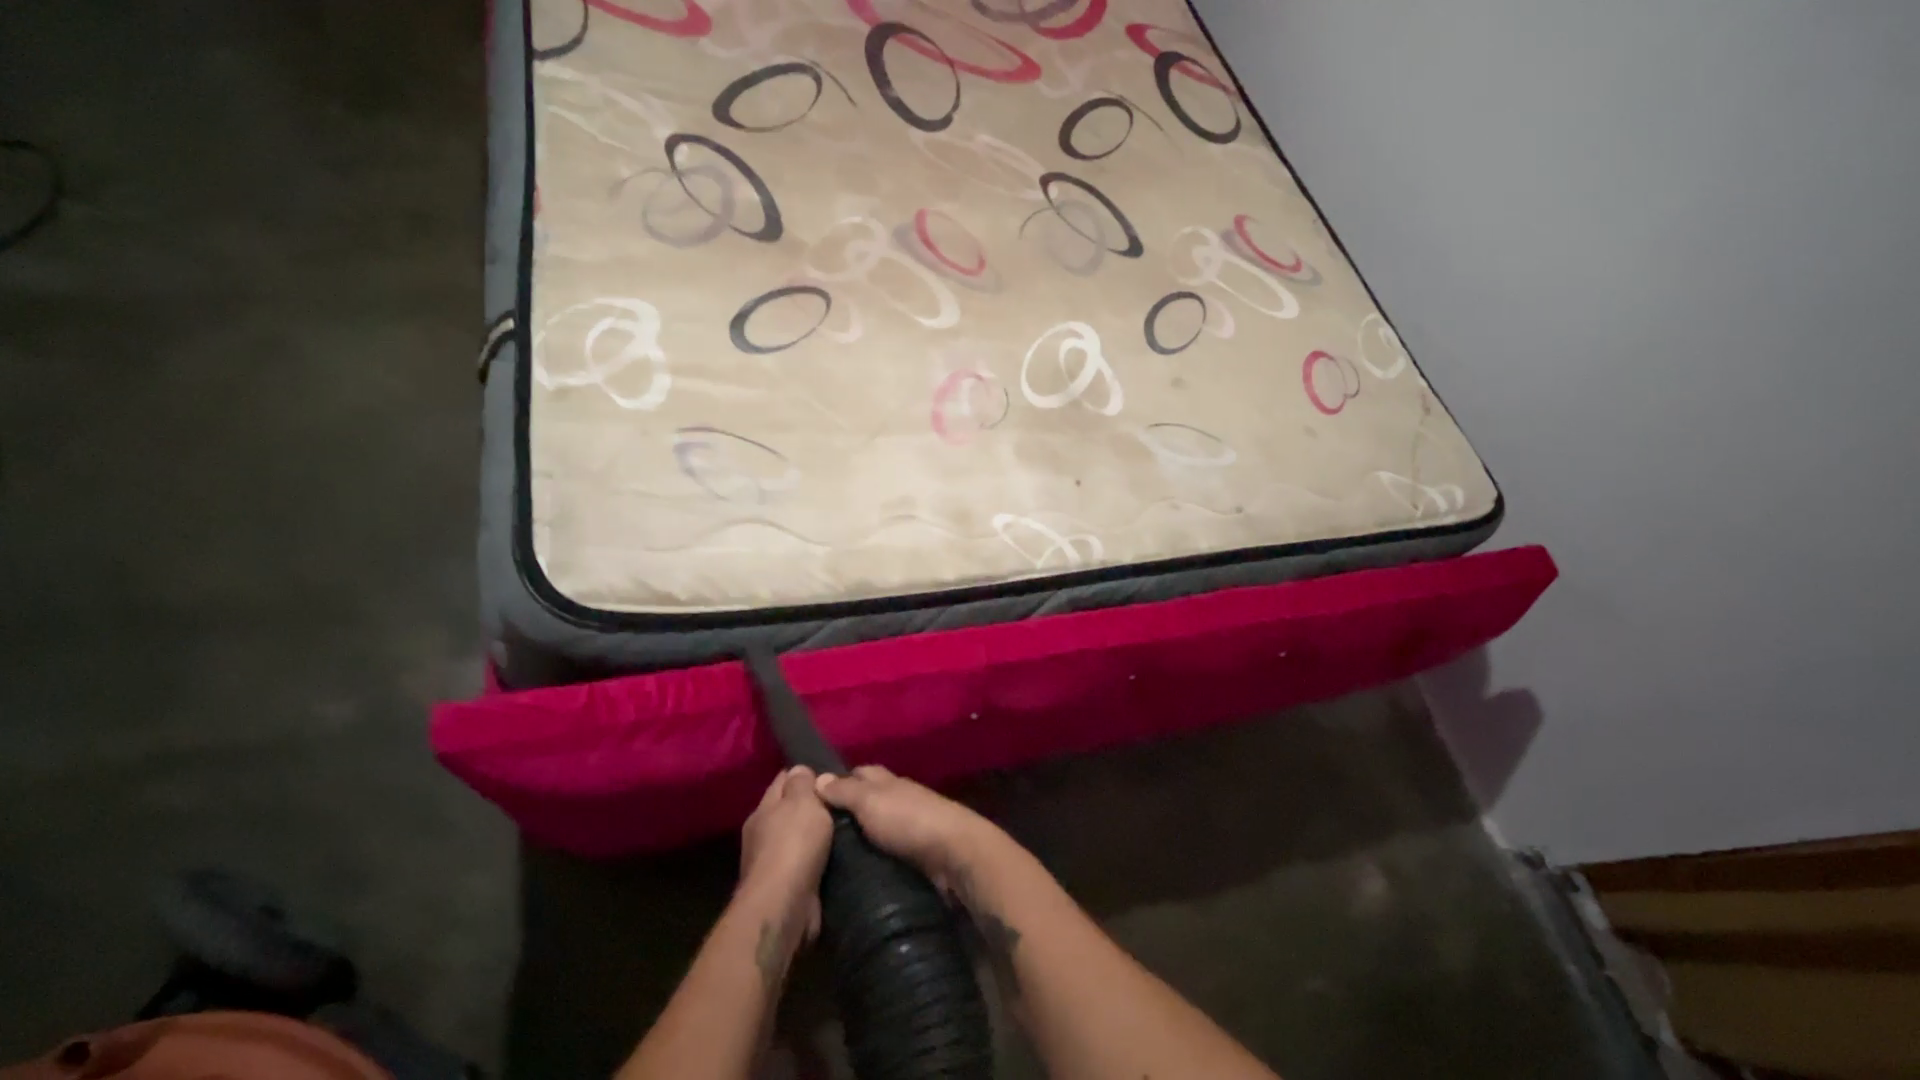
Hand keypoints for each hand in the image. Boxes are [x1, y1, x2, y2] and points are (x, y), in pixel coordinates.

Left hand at [738, 766, 833, 942]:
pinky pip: (805, 863)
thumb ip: (802, 784)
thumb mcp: (802, 803)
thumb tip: (799, 769)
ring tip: (848, 828)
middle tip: (844, 800)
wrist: (783, 905)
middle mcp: (762, 834)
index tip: (829, 771)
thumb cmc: (794, 845)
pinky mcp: (785, 887)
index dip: (804, 772)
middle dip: (812, 805)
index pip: (783, 780)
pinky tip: (838, 856)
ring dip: (817, 835)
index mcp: (763, 809)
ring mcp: (771, 862)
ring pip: (798, 838)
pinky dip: (819, 859)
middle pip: (789, 810)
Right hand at [815, 765, 1001, 885]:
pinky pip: (889, 850)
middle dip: (846, 811)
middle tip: (815, 834)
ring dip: (860, 837)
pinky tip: (856, 870)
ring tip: (828, 858)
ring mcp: (910, 827)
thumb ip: (845, 791)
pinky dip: (874, 855)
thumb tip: (817, 778)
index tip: (811, 799)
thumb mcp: (870, 801)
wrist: (954, 853)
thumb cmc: (909, 820)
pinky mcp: (917, 854)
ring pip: (878, 827)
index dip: (837, 781)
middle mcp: (899, 800)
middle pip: (869, 800)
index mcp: (888, 782)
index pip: (859, 773)